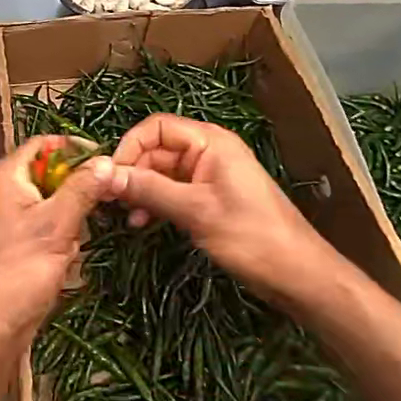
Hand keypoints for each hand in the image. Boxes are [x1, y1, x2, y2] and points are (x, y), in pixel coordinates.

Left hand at [0, 135, 115, 346]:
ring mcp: (12, 220)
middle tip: (98, 204)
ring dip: (72, 220)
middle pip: (52, 173)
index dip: (74, 148)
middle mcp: (5, 193)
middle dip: (77, 191)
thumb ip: (83, 188)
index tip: (104, 161)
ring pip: (55, 204)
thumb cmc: (15, 275)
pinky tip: (63, 259)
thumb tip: (105, 162)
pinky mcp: (19, 245)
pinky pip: (50, 229)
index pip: (43, 143)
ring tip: (70, 242)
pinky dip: (63, 240)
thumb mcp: (56, 225)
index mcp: (5, 177)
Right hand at [106, 114, 339, 303]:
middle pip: (156, 150)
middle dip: (132, 174)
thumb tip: (105, 174)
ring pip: (161, 173)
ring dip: (141, 192)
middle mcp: (208, 152)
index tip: (109, 176)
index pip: (156, 127)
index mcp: (210, 142)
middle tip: (110, 202)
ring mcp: (209, 176)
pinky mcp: (209, 198)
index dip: (129, 147)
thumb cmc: (250, 236)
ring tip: (129, 219)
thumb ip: (149, 189)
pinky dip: (156, 204)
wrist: (296, 273)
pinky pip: (173, 192)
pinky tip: (144, 225)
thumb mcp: (195, 211)